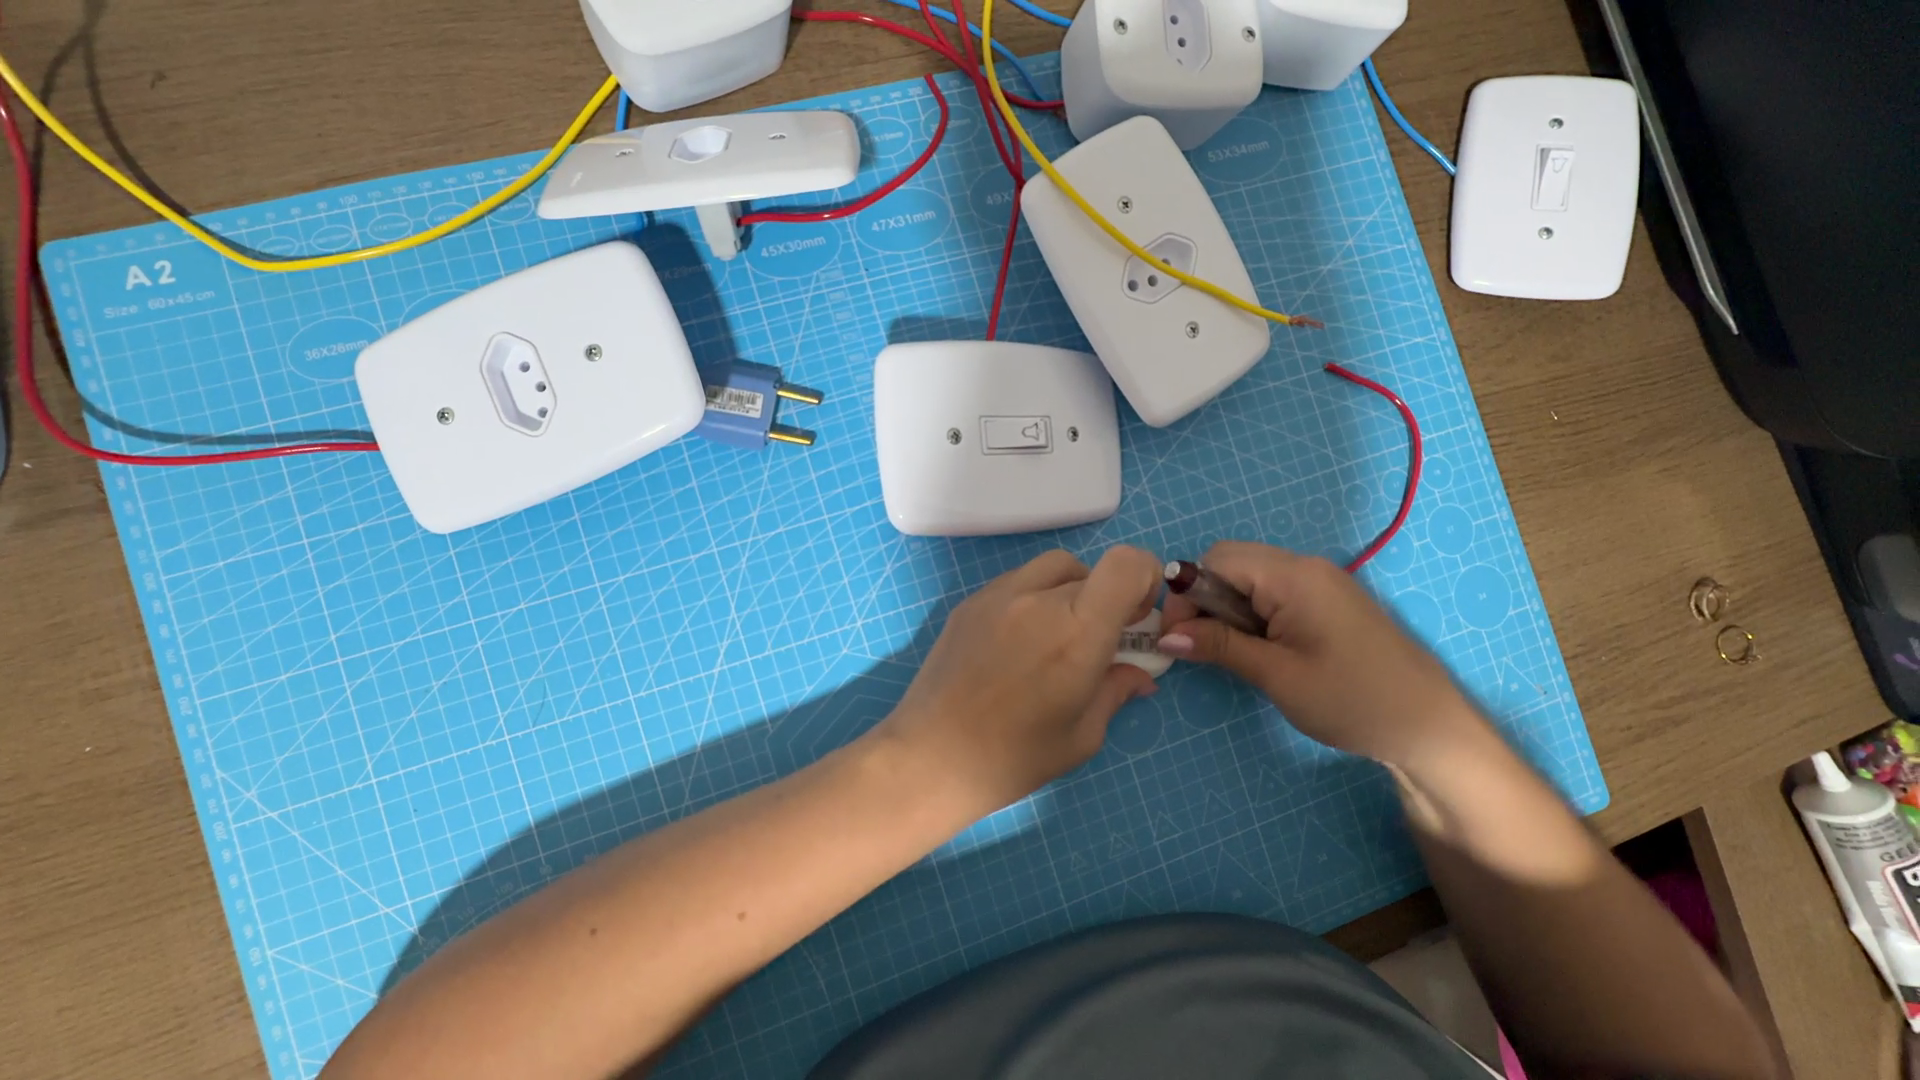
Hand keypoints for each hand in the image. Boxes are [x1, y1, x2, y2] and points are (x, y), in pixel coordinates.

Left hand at [879, 546, 1163, 814]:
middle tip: (1098, 642)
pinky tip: (1020, 643)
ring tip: (1059, 636)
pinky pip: (1016, 582)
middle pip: (1092, 570)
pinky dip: (1032, 599)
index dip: (1144, 578)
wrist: (930, 758)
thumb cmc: (1014, 757)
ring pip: (1052, 568)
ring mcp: (998, 595)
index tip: (1137, 616)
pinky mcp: (969, 603)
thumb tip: (1139, 675)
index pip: (1126, 563)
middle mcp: (1039, 599)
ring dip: (1070, 591)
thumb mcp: (1082, 736)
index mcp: (1077, 631)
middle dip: (1107, 599)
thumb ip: (1116, 691)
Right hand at [1157, 542, 1488, 768]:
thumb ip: (1220, 646)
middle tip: (1202, 648)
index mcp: (1293, 576)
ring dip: (1228, 610)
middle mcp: (1305, 567)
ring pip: (1251, 580)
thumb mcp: (1278, 676)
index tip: (1177, 638)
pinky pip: (1274, 593)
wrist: (1430, 727)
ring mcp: (1320, 583)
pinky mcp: (1328, 602)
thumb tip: (1167, 635)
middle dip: (1205, 600)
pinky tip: (1260, 650)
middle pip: (1231, 563)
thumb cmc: (1352, 700)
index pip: (1216, 560)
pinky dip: (1253, 615)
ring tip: (1233, 654)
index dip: (1187, 594)